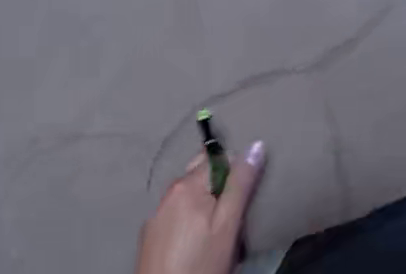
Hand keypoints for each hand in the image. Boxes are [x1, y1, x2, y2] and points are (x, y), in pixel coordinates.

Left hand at [135, 140, 265, 273]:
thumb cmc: (200, 265)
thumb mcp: (228, 226)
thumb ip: (241, 183)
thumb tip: (256, 144)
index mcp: (187, 184)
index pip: (221, 157)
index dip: (236, 175)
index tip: (241, 200)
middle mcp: (168, 192)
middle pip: (203, 173)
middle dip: (220, 187)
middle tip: (230, 217)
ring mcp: (155, 215)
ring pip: (190, 194)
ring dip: (205, 204)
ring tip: (215, 234)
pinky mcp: (149, 237)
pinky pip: (176, 214)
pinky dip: (188, 220)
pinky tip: (194, 245)